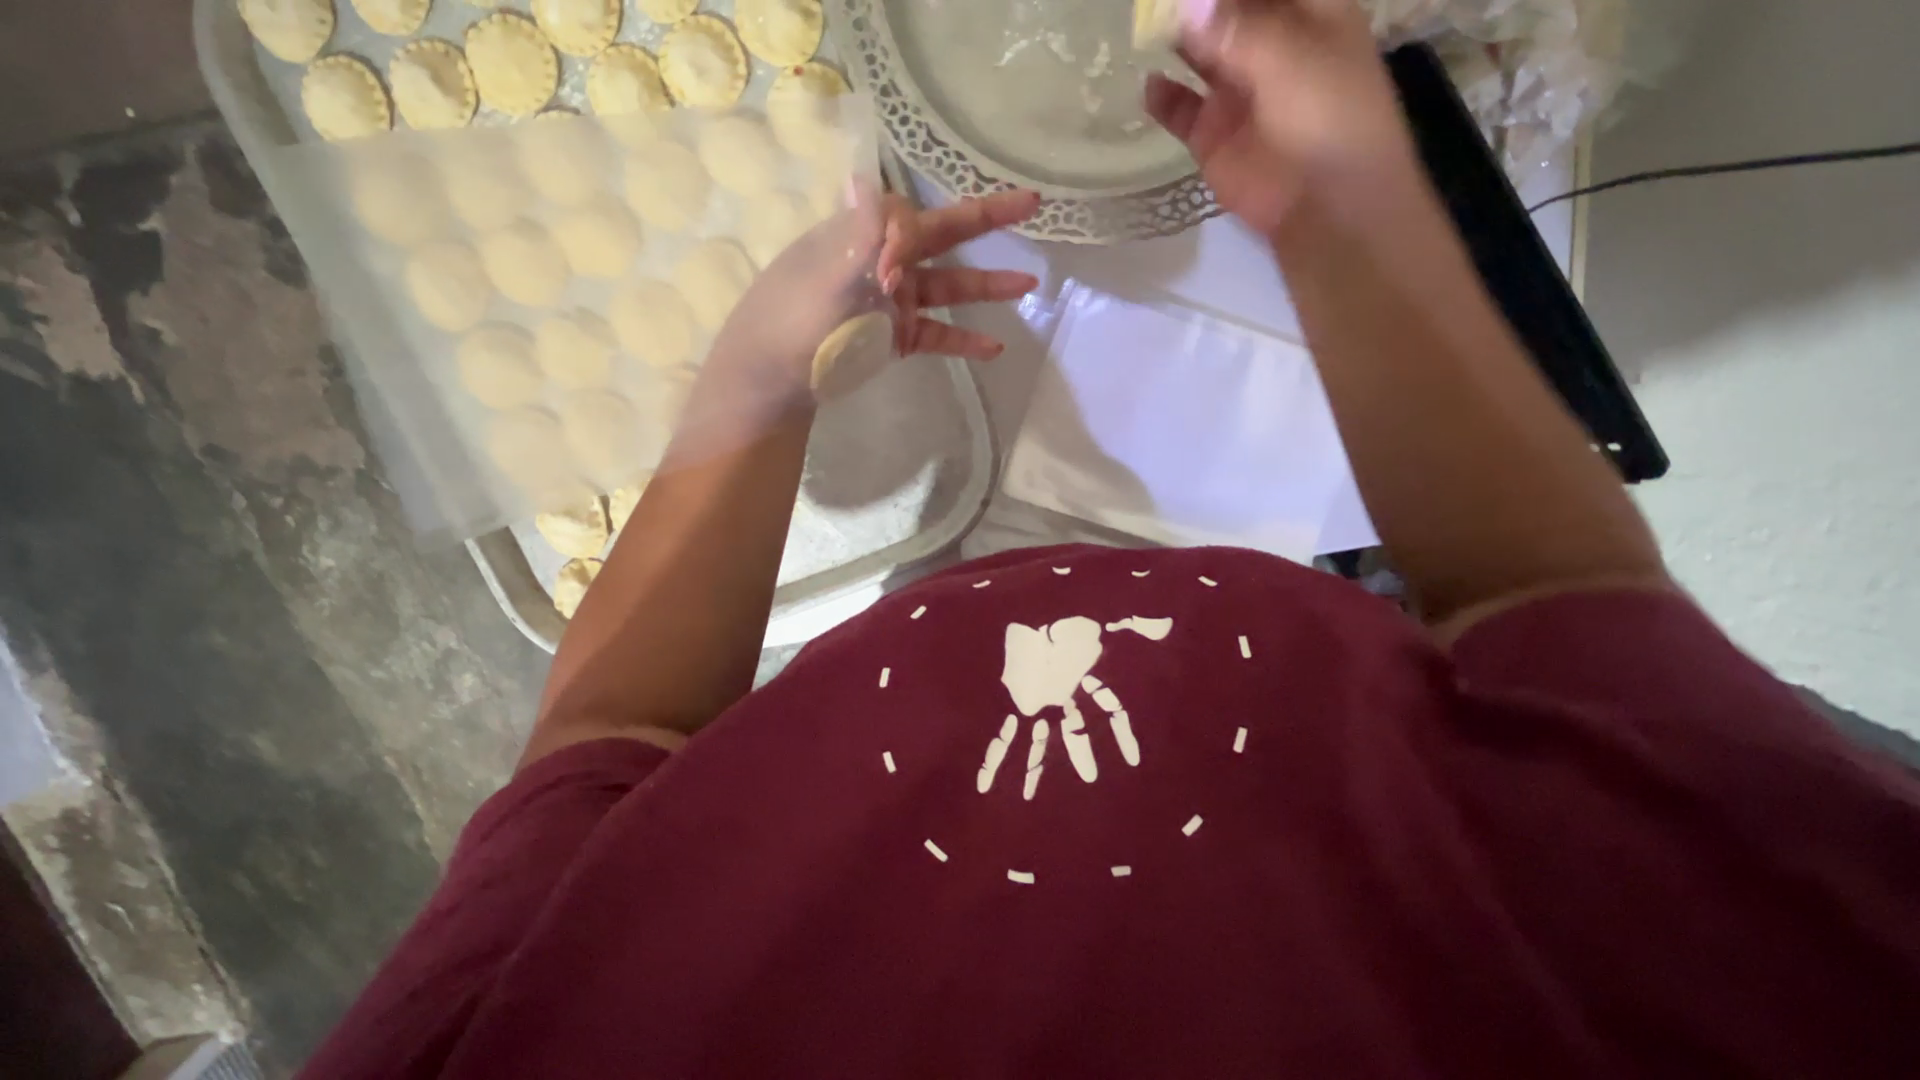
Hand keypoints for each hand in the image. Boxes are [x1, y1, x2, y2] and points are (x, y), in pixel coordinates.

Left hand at [707, 188, 1039, 389]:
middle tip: (1030, 205)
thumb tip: (863, 176)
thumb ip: (858, 234)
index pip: (910, 216)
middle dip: (985, 221)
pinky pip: (939, 335)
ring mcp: (894, 303)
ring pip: (949, 287)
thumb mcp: (827, 274)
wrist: (774, 377)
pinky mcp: (898, 338)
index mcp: (863, 237)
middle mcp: (883, 263)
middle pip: (942, 236)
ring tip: (1029, 283)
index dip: (918, 232)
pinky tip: (995, 346)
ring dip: (987, 284)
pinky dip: (965, 340)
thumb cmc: (795, 319)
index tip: (893, 271)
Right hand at [1144, 0, 1420, 236]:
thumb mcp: (1290, 56)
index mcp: (1311, 14)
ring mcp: (1240, 92)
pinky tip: (1148, 85)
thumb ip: (1235, 26)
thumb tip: (1187, 4)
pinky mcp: (1213, 135)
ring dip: (1176, 35)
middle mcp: (1273, 46)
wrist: (1326, 208)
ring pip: (1201, 50)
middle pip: (1230, 8)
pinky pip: (1180, 109)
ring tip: (1144, 22)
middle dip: (1198, 2)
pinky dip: (1162, 97)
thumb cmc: (1328, 119)